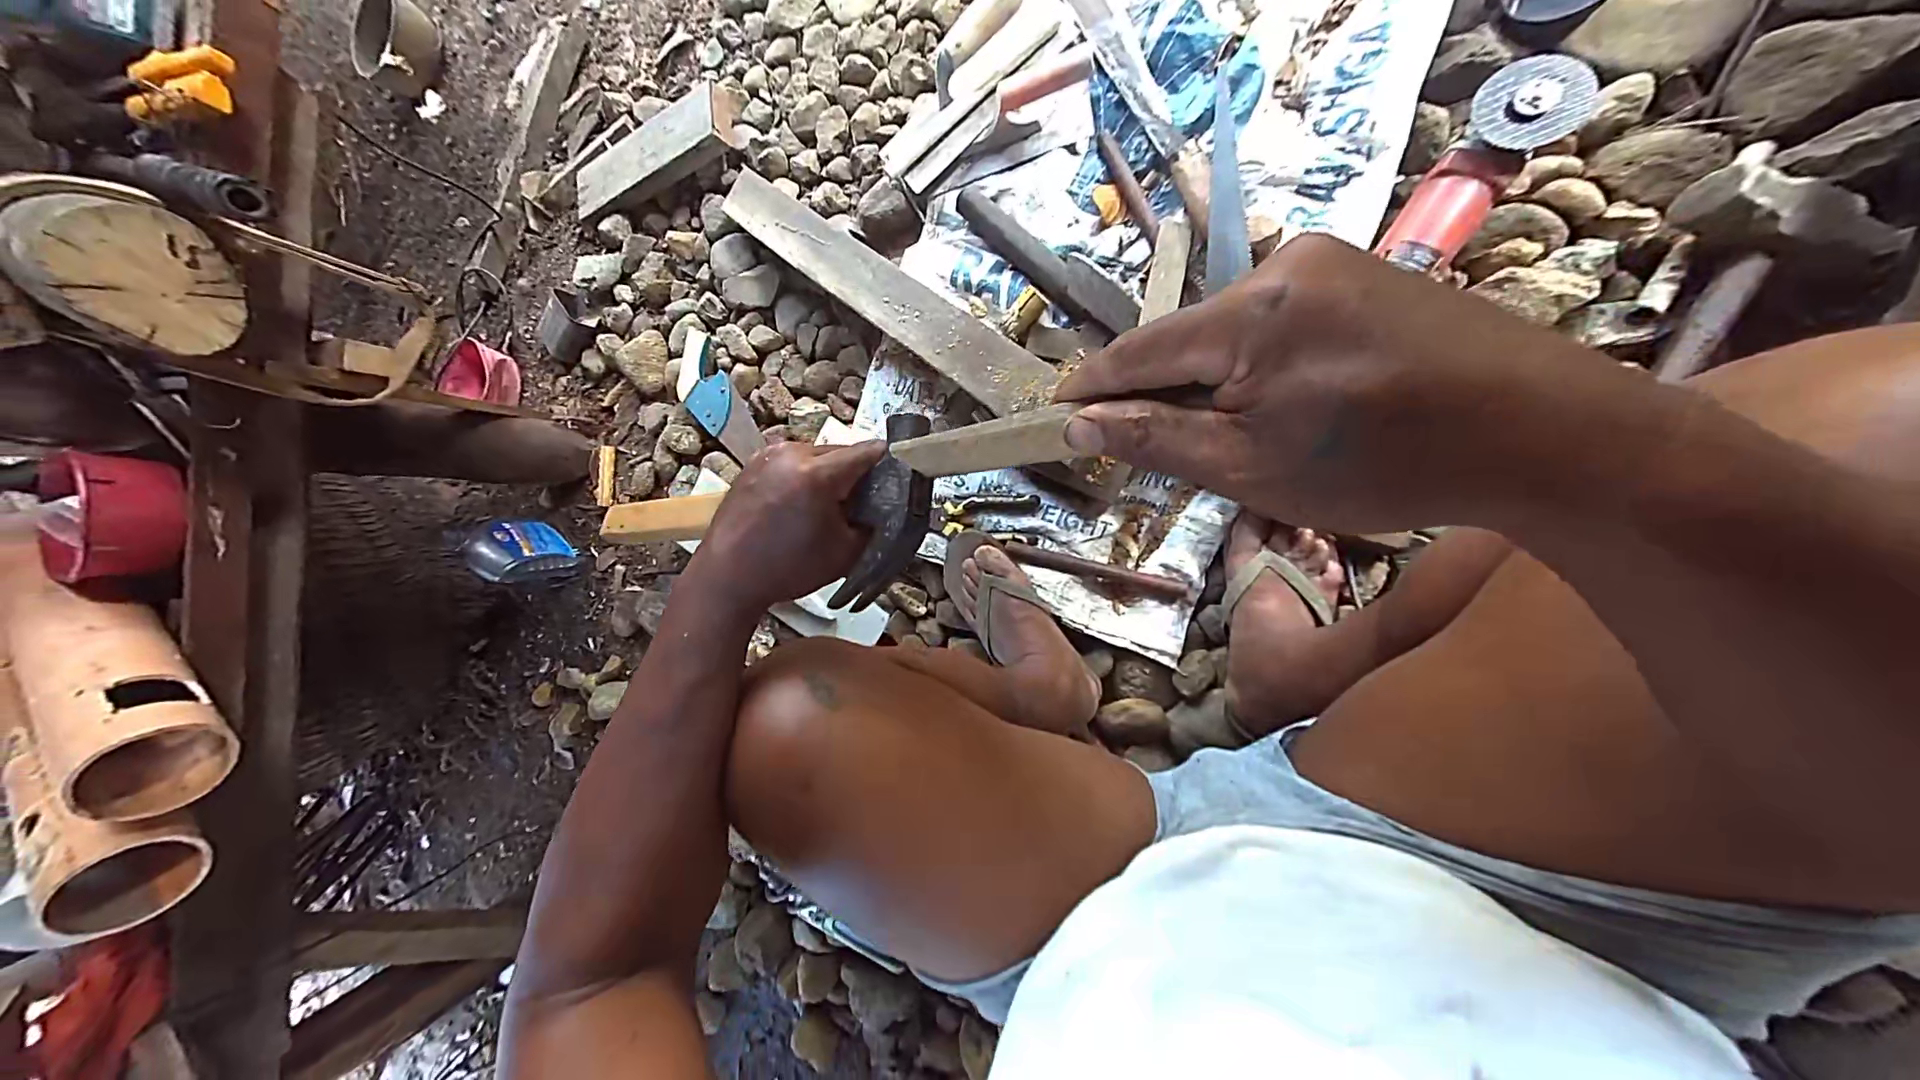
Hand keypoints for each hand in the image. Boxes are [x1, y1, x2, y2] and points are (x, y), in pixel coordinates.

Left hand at [690, 440, 888, 612]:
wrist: (727, 577)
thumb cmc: (786, 569)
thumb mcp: (846, 552)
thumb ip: (873, 522)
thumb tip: (886, 505)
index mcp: (817, 474)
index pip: (869, 451)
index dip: (890, 463)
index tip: (899, 476)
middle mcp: (791, 454)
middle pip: (843, 452)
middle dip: (855, 475)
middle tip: (859, 505)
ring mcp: (769, 455)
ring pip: (818, 456)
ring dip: (830, 475)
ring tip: (825, 508)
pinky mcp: (754, 462)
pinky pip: (794, 462)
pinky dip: (805, 477)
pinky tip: (800, 506)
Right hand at [1054, 234, 1681, 532]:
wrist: (1546, 435)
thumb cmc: (1385, 464)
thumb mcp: (1250, 467)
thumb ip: (1156, 440)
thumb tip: (1079, 425)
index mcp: (1249, 312)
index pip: (1139, 352)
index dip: (1092, 386)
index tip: (1057, 411)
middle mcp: (1283, 264)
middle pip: (1185, 340)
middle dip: (1162, 393)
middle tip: (1153, 448)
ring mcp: (1328, 262)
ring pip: (1229, 333)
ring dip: (1212, 382)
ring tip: (1235, 437)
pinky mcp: (1362, 274)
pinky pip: (1275, 323)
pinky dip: (1256, 366)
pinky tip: (1282, 405)